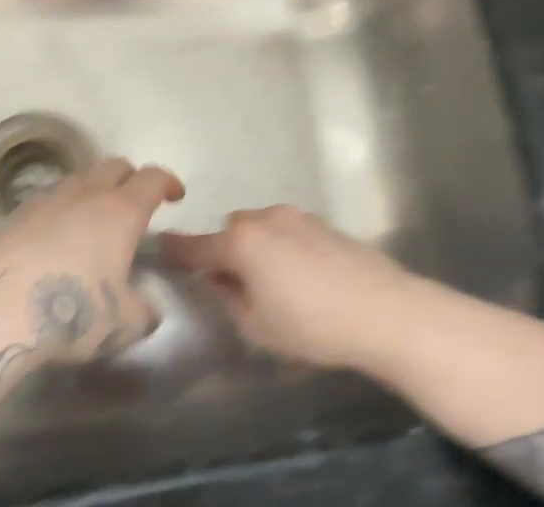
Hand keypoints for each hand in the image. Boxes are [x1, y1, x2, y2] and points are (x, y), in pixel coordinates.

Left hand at [0, 158, 184, 365]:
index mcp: (120, 211)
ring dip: (93, 192)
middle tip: (136, 205)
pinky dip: (60, 212)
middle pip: (114, 166)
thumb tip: (146, 308)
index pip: (153, 178)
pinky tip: (54, 241)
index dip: (169, 183)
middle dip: (131, 179)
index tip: (176, 196)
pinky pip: (47, 202)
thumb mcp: (124, 325)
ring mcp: (44, 201)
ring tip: (94, 222)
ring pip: (78, 180)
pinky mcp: (11, 217)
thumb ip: (144, 310)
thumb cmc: (70, 314)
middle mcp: (84, 194)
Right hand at [160, 205, 427, 369]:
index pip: (195, 246)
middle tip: (235, 284)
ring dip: (259, 246)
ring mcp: (299, 217)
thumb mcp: (257, 326)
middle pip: (232, 230)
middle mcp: (266, 219)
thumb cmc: (311, 325)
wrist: (384, 311)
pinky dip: (285, 246)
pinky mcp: (326, 224)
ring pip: (264, 227)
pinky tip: (304, 277)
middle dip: (227, 251)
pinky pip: (290, 231)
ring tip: (275, 283)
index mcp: (241, 243)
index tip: (160, 247)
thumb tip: (219, 279)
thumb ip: (229, 298)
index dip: (176, 250)